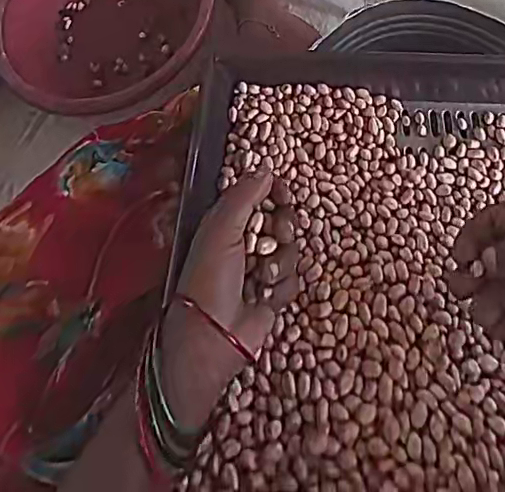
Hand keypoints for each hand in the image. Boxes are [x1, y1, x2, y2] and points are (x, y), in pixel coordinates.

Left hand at [162, 171, 300, 423]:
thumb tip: (266, 168)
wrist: (213, 335)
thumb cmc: (209, 277)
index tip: (282, 194)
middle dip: (283, 227)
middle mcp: (245, 240)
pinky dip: (281, 286)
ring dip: (280, 261)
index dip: (273, 192)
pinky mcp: (274, 291)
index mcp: (228, 220)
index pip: (259, 194)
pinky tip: (265, 294)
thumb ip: (244, 196)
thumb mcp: (222, 228)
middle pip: (281, 218)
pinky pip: (294, 277)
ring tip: (262, 275)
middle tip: (277, 235)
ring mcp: (261, 266)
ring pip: (291, 248)